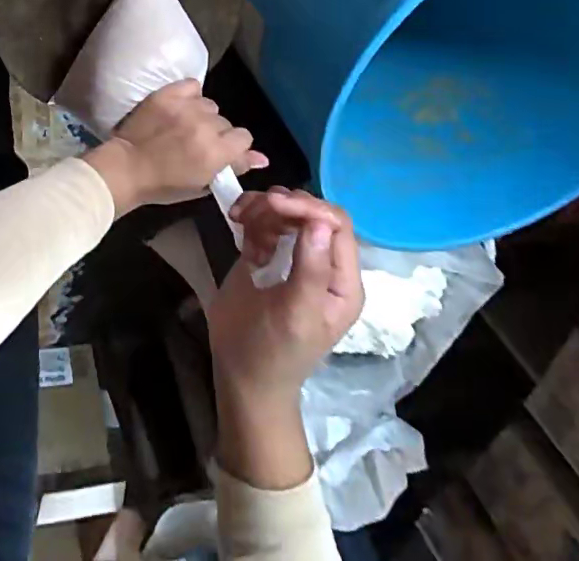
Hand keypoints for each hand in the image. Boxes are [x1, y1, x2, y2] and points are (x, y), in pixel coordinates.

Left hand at [80, 79, 265, 214]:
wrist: (125, 168)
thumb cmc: (164, 185)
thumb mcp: (203, 185)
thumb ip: (234, 168)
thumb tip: (262, 158)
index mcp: (216, 151)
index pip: (244, 137)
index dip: (233, 146)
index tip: (219, 152)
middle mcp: (205, 126)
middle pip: (225, 121)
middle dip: (216, 132)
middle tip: (195, 143)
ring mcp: (185, 107)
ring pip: (209, 105)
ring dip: (201, 115)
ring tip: (183, 126)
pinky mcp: (167, 95)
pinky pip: (192, 86)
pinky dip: (189, 94)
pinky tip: (180, 107)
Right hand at [208, 188, 363, 401]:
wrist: (241, 373)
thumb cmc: (274, 351)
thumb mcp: (295, 314)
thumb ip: (311, 271)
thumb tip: (319, 224)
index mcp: (342, 281)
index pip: (337, 225)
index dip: (308, 208)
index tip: (273, 205)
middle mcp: (323, 264)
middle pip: (311, 212)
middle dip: (281, 205)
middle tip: (248, 212)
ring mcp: (294, 257)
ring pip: (286, 212)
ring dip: (262, 206)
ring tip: (239, 216)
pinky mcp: (267, 255)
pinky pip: (264, 222)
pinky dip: (250, 214)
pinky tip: (236, 224)